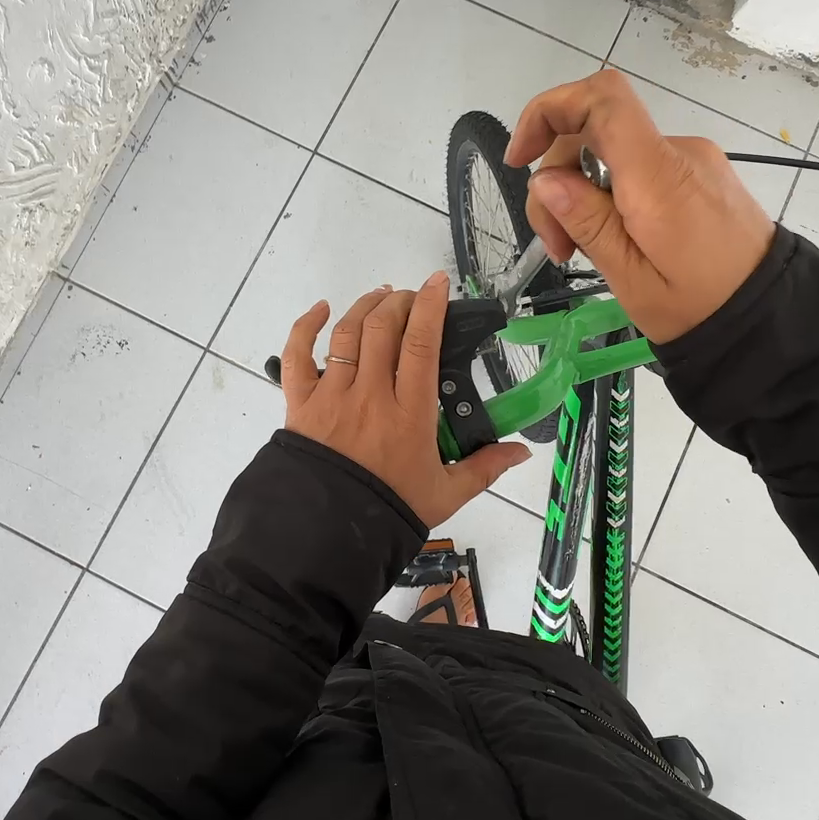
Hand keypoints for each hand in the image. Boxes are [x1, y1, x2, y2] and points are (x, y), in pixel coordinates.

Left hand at [280, 273, 531, 528]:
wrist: (326, 536)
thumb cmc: (390, 509)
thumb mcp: (446, 494)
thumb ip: (485, 468)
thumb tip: (522, 452)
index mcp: (409, 413)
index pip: (421, 344)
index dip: (430, 306)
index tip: (438, 284)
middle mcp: (370, 395)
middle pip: (382, 328)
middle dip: (399, 302)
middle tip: (411, 298)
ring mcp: (332, 396)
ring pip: (346, 334)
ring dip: (365, 307)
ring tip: (381, 298)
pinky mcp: (300, 403)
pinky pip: (297, 355)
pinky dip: (306, 326)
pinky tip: (321, 309)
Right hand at [507, 69, 776, 342]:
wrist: (772, 315)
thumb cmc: (699, 307)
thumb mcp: (630, 277)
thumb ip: (587, 221)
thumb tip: (545, 179)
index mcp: (658, 176)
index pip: (601, 100)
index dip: (548, 111)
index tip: (520, 158)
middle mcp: (676, 152)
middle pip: (592, 134)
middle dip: (557, 182)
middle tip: (556, 247)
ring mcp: (690, 159)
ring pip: (610, 156)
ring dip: (582, 197)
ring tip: (580, 253)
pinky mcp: (697, 173)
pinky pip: (636, 169)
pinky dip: (610, 197)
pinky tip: (613, 241)